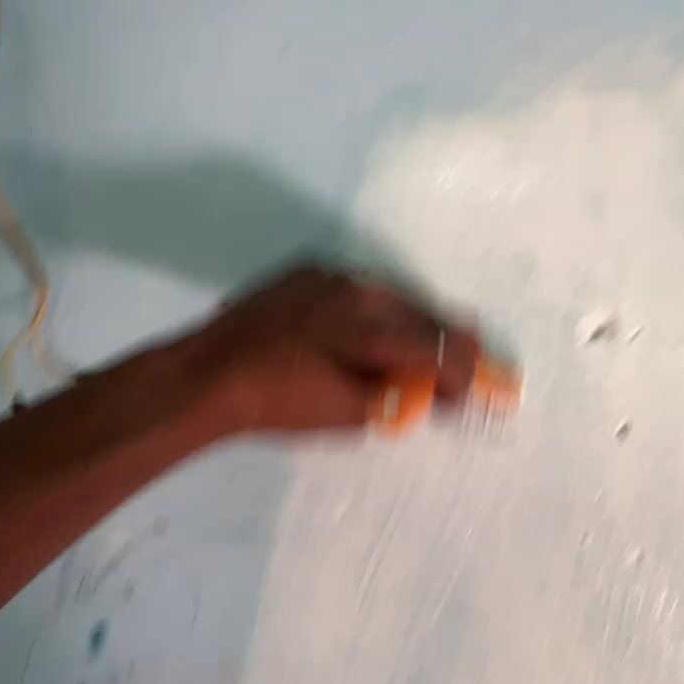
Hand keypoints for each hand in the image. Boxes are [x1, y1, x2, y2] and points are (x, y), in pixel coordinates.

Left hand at [183, 262, 481, 434]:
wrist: (209, 374)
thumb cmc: (278, 405)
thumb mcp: (346, 414)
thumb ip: (396, 397)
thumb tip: (428, 388)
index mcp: (370, 333)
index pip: (437, 347)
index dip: (463, 369)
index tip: (474, 389)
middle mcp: (359, 292)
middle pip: (423, 312)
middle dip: (449, 340)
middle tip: (466, 360)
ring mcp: (332, 275)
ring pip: (392, 293)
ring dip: (413, 319)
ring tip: (422, 341)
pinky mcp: (308, 269)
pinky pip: (357, 286)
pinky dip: (373, 306)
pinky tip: (369, 325)